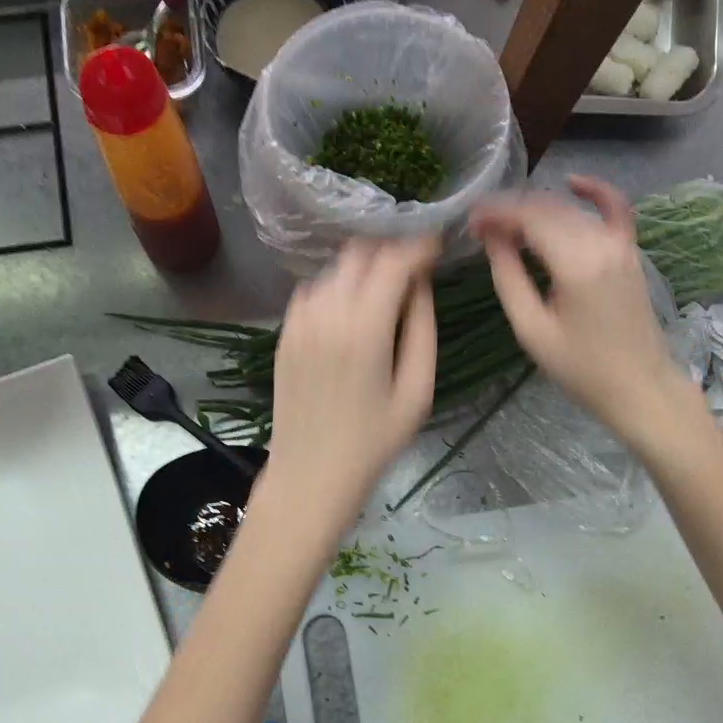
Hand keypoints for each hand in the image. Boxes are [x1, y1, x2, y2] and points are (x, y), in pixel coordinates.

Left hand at [263, 237, 438, 522]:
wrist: (310, 474)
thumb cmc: (373, 443)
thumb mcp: (417, 392)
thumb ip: (422, 330)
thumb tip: (422, 285)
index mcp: (364, 328)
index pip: (393, 262)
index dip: (419, 247)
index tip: (437, 247)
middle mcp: (326, 314)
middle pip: (359, 255)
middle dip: (389, 252)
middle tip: (413, 268)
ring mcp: (299, 322)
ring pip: (333, 270)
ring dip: (361, 270)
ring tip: (384, 290)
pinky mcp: (285, 335)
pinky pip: (311, 292)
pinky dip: (334, 289)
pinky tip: (349, 311)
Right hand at [471, 175, 691, 439]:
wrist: (638, 386)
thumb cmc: (581, 368)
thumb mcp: (532, 330)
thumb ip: (509, 278)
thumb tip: (491, 239)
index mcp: (576, 263)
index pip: (529, 219)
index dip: (497, 214)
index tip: (470, 221)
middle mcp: (601, 243)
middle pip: (549, 209)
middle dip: (511, 210)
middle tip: (480, 225)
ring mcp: (621, 244)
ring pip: (572, 210)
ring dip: (537, 208)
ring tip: (506, 222)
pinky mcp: (630, 252)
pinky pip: (614, 210)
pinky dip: (595, 192)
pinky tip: (573, 183)